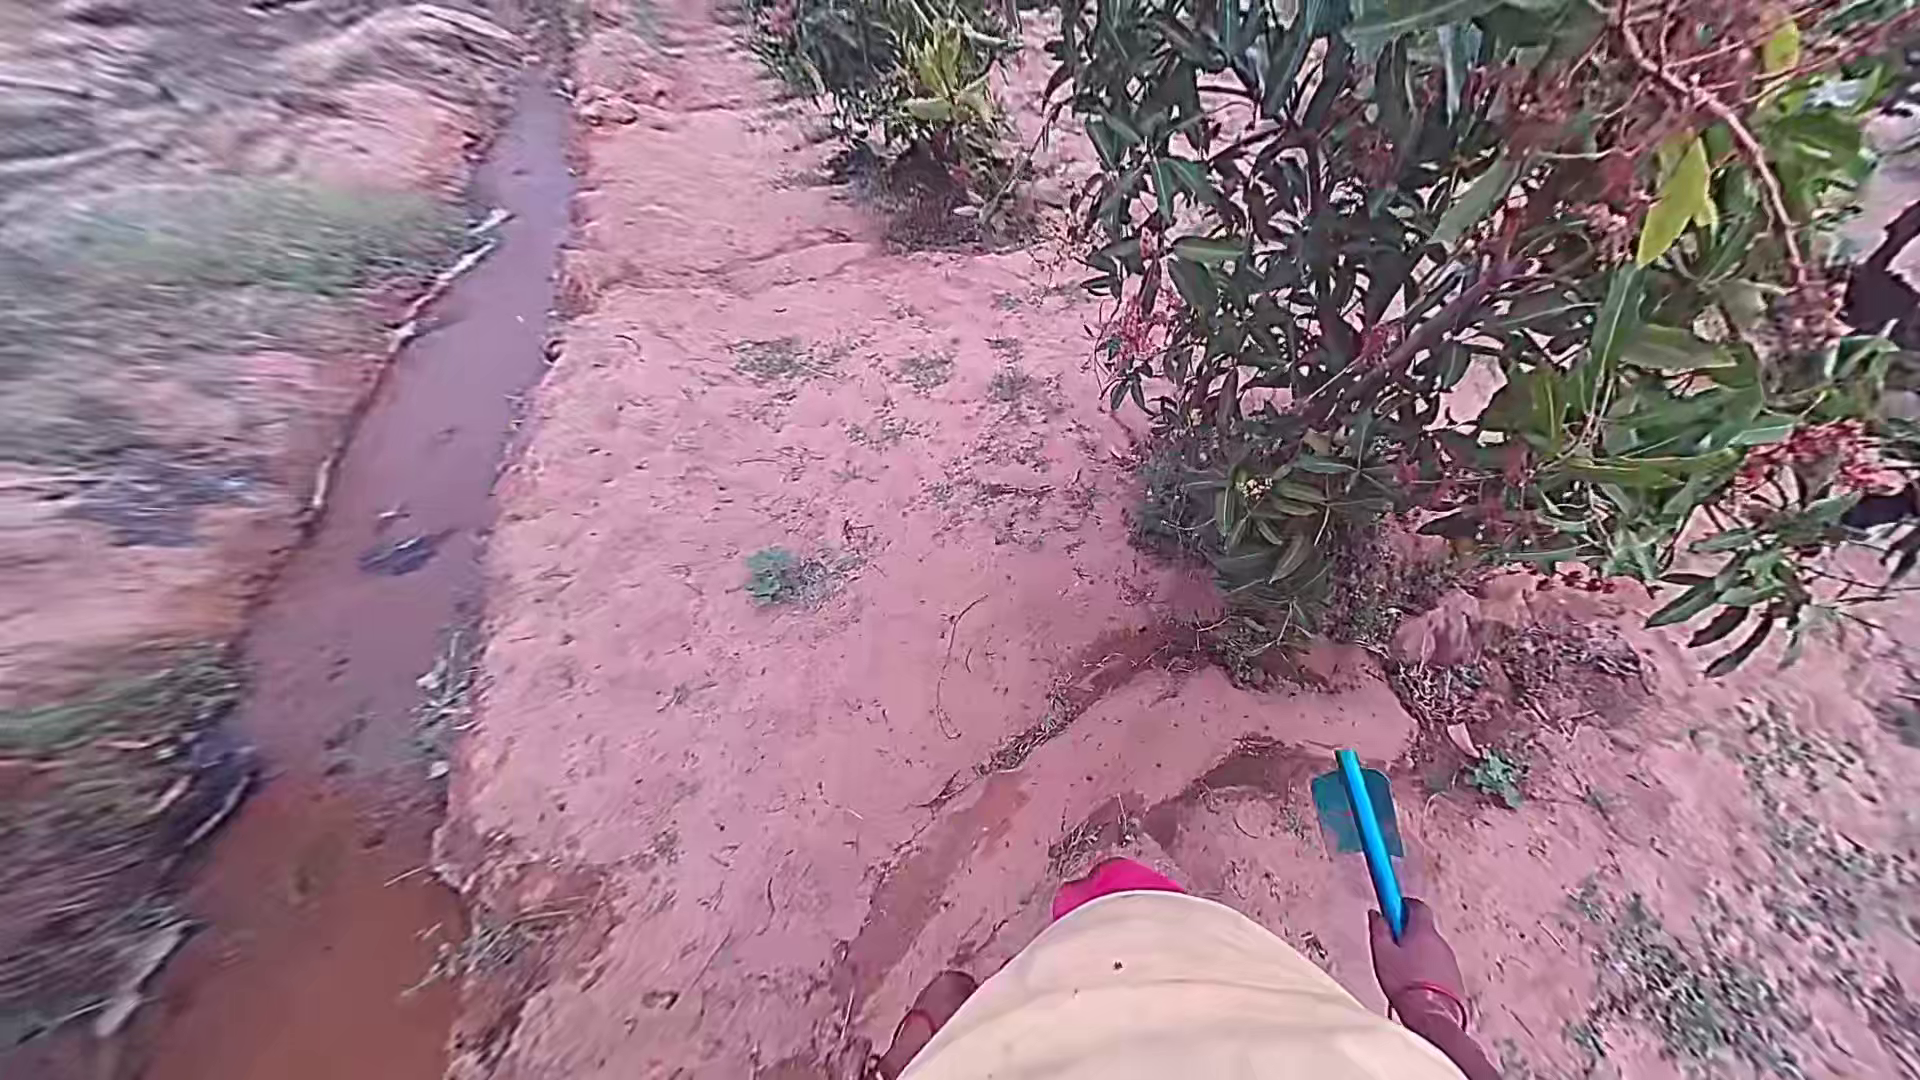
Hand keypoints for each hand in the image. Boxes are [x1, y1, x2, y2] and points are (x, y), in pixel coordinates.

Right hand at [1368, 898, 1466, 1018]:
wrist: (1432, 1017)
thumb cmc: (1406, 983)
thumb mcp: (1381, 950)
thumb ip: (1379, 928)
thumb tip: (1377, 915)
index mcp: (1423, 931)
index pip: (1416, 905)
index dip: (1401, 903)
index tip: (1390, 902)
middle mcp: (1441, 943)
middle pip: (1423, 926)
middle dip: (1407, 929)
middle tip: (1391, 940)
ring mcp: (1451, 963)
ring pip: (1431, 946)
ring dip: (1417, 949)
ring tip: (1401, 964)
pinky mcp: (1456, 980)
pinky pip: (1438, 964)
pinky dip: (1427, 966)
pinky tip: (1414, 978)